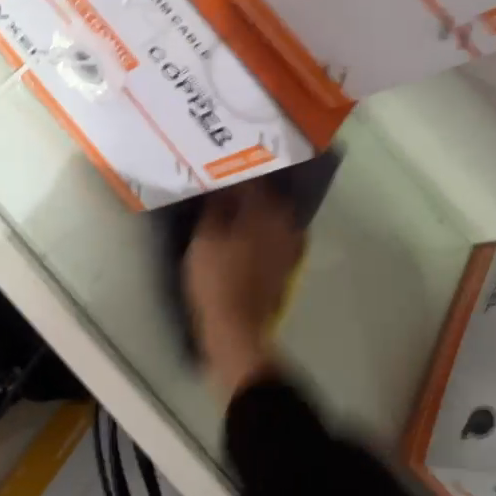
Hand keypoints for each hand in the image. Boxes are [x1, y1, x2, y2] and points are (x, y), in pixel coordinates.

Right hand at [183, 183, 305, 399]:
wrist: (236, 328)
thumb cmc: (216, 278)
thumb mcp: (205, 236)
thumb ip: (216, 206)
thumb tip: (223, 186)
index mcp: (265, 210)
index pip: (254, 178)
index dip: (235, 171)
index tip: (218, 167)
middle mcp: (285, 222)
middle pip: (269, 194)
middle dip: (250, 186)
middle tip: (226, 182)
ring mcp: (290, 245)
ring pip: (275, 213)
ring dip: (258, 206)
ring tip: (235, 204)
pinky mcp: (287, 263)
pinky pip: (276, 233)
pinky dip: (263, 227)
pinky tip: (246, 229)